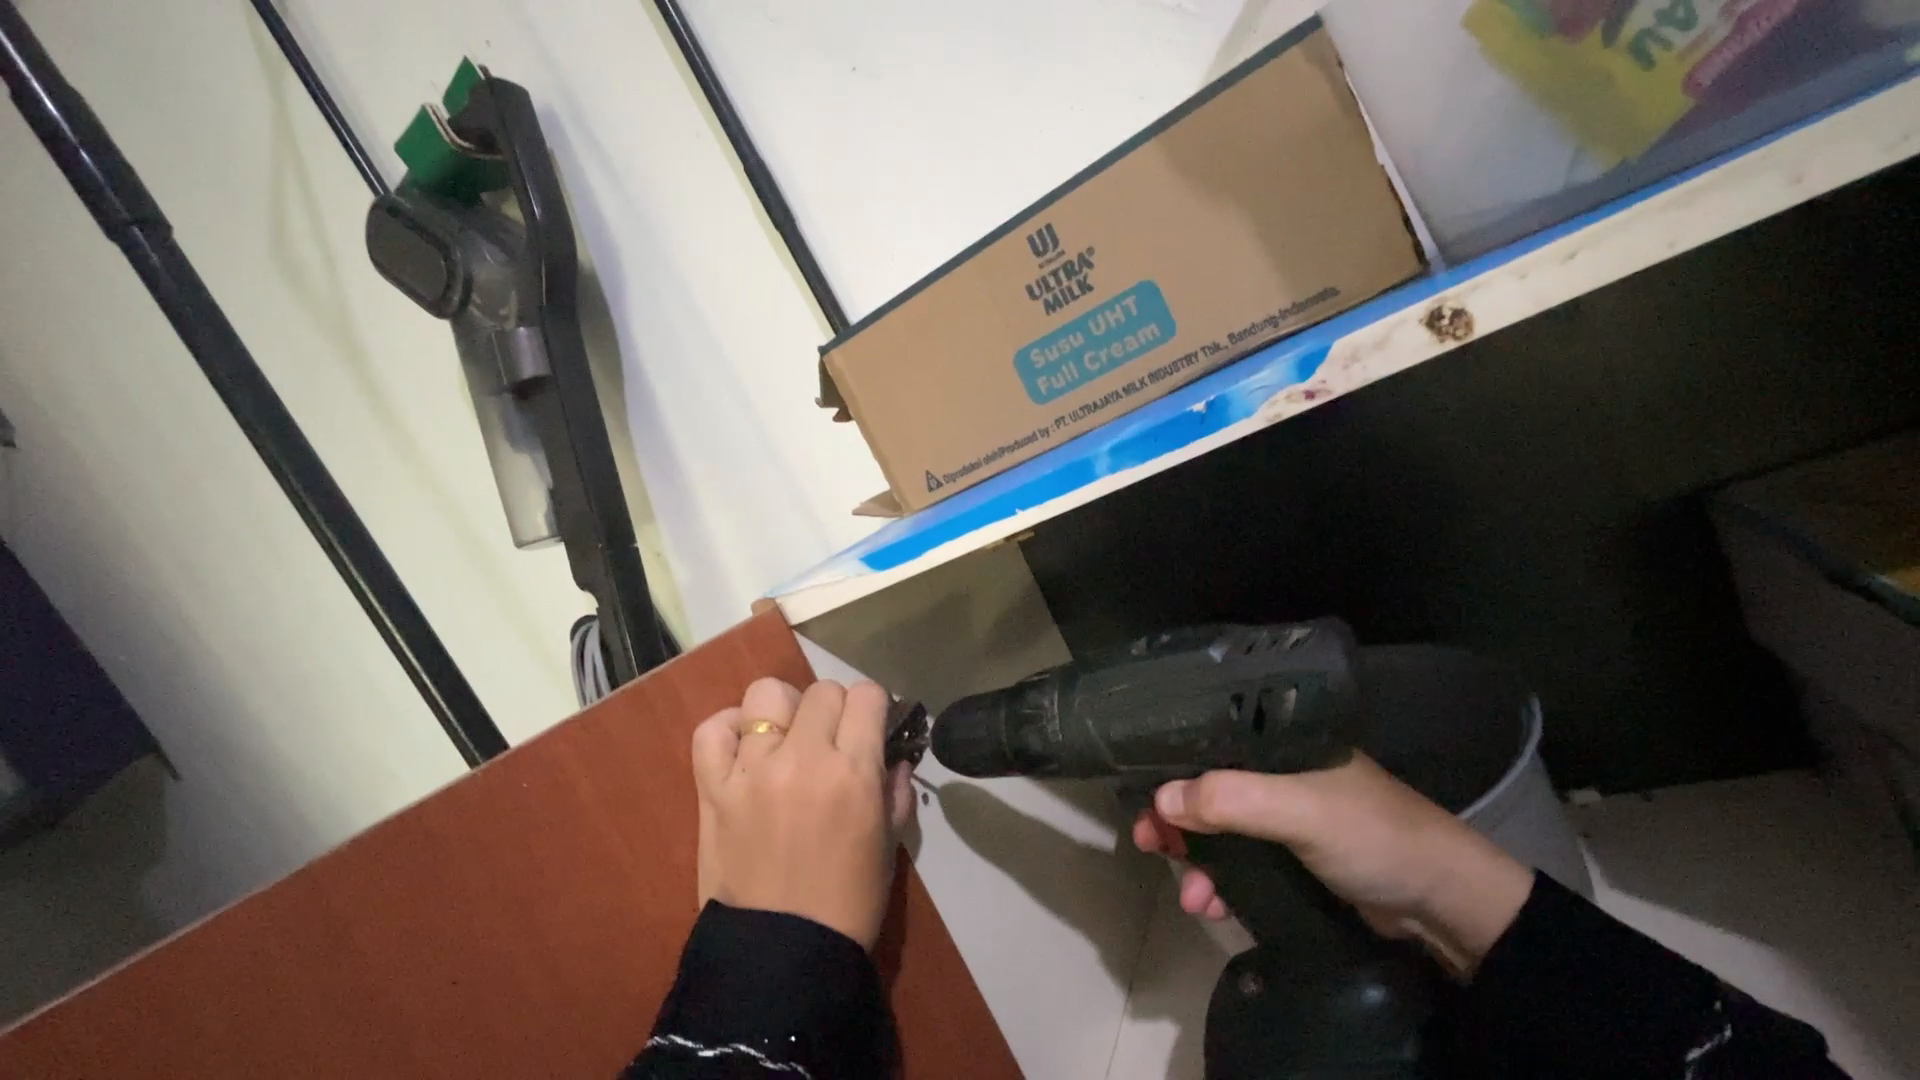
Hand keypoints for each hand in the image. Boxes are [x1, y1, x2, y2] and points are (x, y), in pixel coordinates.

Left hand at [692, 678, 915, 948]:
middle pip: (821, 690)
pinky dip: (728, 730)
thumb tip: (894, 757)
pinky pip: (711, 731)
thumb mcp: (889, 843)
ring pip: (766, 695)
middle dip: (835, 710)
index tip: (870, 727)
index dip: (872, 707)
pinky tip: (743, 749)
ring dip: (783, 712)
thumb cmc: (849, 902)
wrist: (783, 954)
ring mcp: (752, 771)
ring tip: (785, 741)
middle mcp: (803, 758)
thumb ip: (895, 791)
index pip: (866, 695)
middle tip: (832, 742)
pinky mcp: (713, 789)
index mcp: (853, 772)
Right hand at [1133, 754, 1534, 976]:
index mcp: (1281, 744)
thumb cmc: (1372, 835)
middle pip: (1208, 789)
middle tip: (1148, 844)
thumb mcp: (1299, 810)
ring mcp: (1285, 819)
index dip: (1171, 766)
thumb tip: (1161, 800)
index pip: (1210, 742)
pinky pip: (1240, 865)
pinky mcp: (1292, 859)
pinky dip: (1220, 884)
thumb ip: (1230, 800)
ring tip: (1190, 895)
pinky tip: (1211, 907)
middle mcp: (1279, 774)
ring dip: (1195, 861)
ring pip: (1220, 832)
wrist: (1442, 905)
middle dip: (1175, 820)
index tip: (1141, 795)